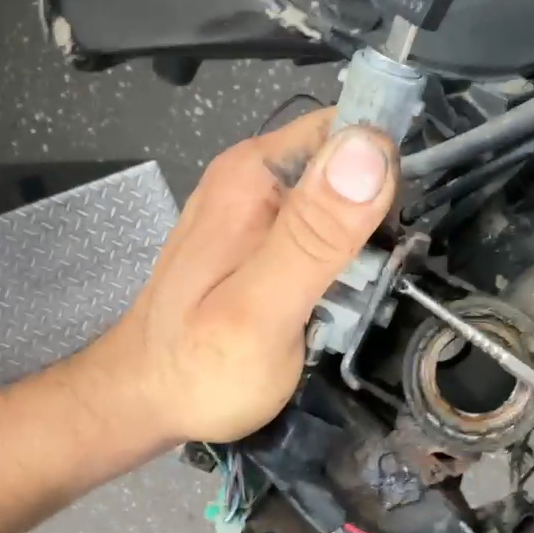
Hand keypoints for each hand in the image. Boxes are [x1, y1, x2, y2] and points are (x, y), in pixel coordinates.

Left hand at [88, 110, 396, 444]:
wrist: (144, 402)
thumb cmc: (197, 368)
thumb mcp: (262, 307)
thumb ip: (316, 233)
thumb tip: (371, 148)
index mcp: (252, 176)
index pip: (348, 130)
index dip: (384, 173)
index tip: (389, 238)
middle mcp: (251, 180)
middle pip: (347, 167)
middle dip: (376, 218)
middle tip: (367, 283)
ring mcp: (253, 212)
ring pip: (339, 204)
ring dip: (362, 246)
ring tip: (351, 300)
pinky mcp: (259, 242)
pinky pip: (321, 234)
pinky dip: (341, 263)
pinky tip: (332, 303)